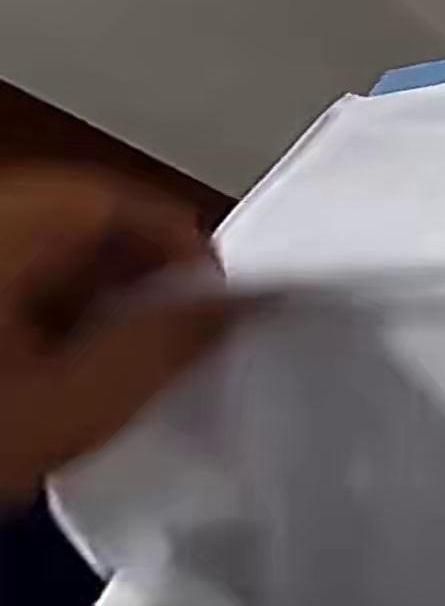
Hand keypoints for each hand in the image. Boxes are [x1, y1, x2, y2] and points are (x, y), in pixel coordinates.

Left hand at [0, 166, 235, 499]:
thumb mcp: (79, 404)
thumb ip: (177, 339)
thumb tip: (257, 299)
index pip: (112, 201)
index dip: (179, 245)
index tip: (203, 301)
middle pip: (68, 219)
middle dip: (131, 274)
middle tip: (153, 334)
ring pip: (27, 248)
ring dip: (79, 294)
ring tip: (85, 358)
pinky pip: (0, 275)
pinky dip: (25, 306)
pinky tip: (24, 363)